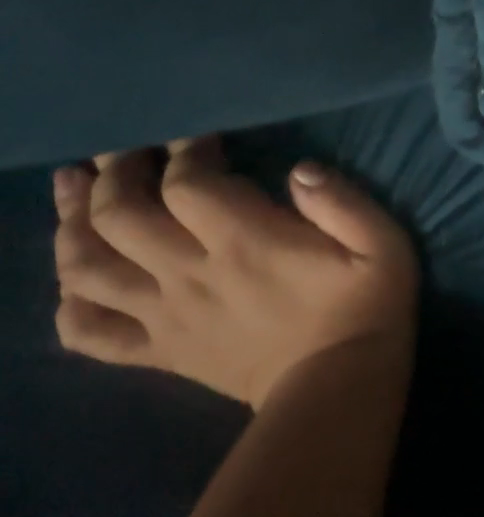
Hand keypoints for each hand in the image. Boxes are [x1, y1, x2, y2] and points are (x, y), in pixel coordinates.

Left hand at [51, 137, 418, 408]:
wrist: (340, 382)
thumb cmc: (368, 303)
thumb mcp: (383, 243)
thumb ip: (343, 202)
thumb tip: (302, 169)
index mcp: (245, 243)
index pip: (190, 184)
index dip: (185, 151)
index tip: (200, 134)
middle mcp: (188, 274)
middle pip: (120, 217)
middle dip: (115, 175)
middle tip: (126, 150)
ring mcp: (163, 316)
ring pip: (85, 268)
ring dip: (69, 224)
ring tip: (73, 191)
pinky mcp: (155, 350)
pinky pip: (85, 331)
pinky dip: (68, 302)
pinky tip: (76, 279)